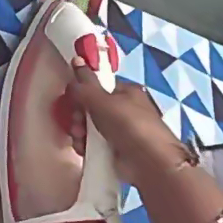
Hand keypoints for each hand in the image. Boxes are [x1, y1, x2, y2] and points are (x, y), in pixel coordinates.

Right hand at [65, 56, 185, 185]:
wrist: (149, 163)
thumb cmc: (128, 125)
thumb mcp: (102, 100)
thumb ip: (85, 84)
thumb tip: (76, 59)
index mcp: (126, 92)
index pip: (99, 86)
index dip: (84, 92)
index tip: (73, 99)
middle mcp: (124, 110)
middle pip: (91, 107)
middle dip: (79, 116)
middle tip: (78, 123)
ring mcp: (120, 131)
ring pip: (89, 127)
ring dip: (80, 132)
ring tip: (81, 139)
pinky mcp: (115, 150)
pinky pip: (93, 144)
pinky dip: (86, 146)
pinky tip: (84, 150)